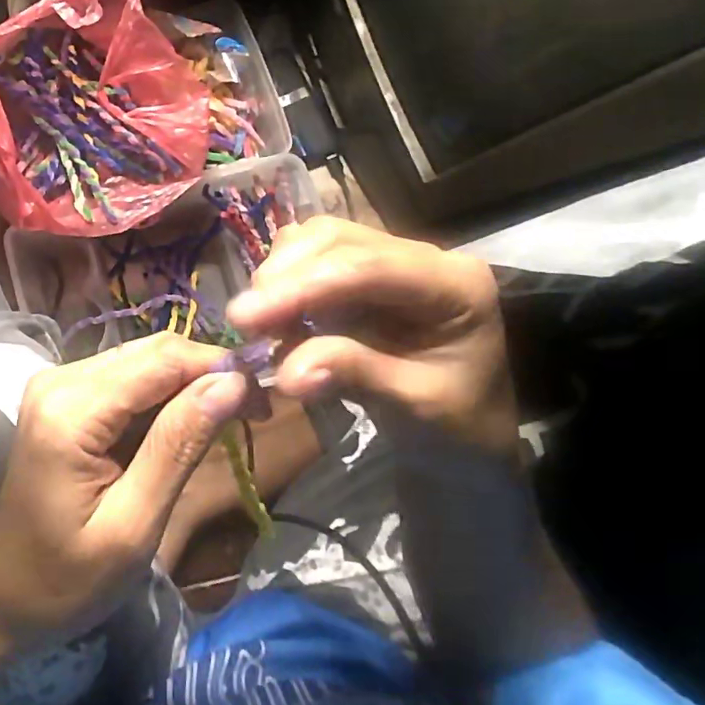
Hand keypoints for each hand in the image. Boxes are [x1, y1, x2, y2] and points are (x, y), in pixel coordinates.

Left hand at [0, 335, 249, 661]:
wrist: (3, 597)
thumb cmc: (66, 580)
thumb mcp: (133, 527)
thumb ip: (179, 447)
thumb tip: (231, 383)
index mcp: (70, 410)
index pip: (162, 360)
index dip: (220, 367)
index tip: (264, 400)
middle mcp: (60, 379)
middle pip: (153, 351)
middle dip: (208, 373)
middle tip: (253, 412)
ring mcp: (58, 383)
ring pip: (144, 360)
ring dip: (189, 383)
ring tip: (226, 421)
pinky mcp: (64, 396)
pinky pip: (127, 378)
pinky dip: (163, 396)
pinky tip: (183, 426)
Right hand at [228, 218, 595, 681]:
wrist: (464, 463)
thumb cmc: (459, 447)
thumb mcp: (416, 416)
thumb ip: (355, 377)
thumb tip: (286, 367)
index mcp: (457, 286)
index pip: (367, 267)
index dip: (304, 288)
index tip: (245, 319)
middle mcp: (427, 261)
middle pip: (336, 241)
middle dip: (282, 279)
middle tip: (240, 326)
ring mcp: (394, 270)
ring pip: (317, 245)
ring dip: (279, 280)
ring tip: (256, 328)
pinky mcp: (365, 286)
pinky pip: (312, 267)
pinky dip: (284, 288)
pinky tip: (272, 322)